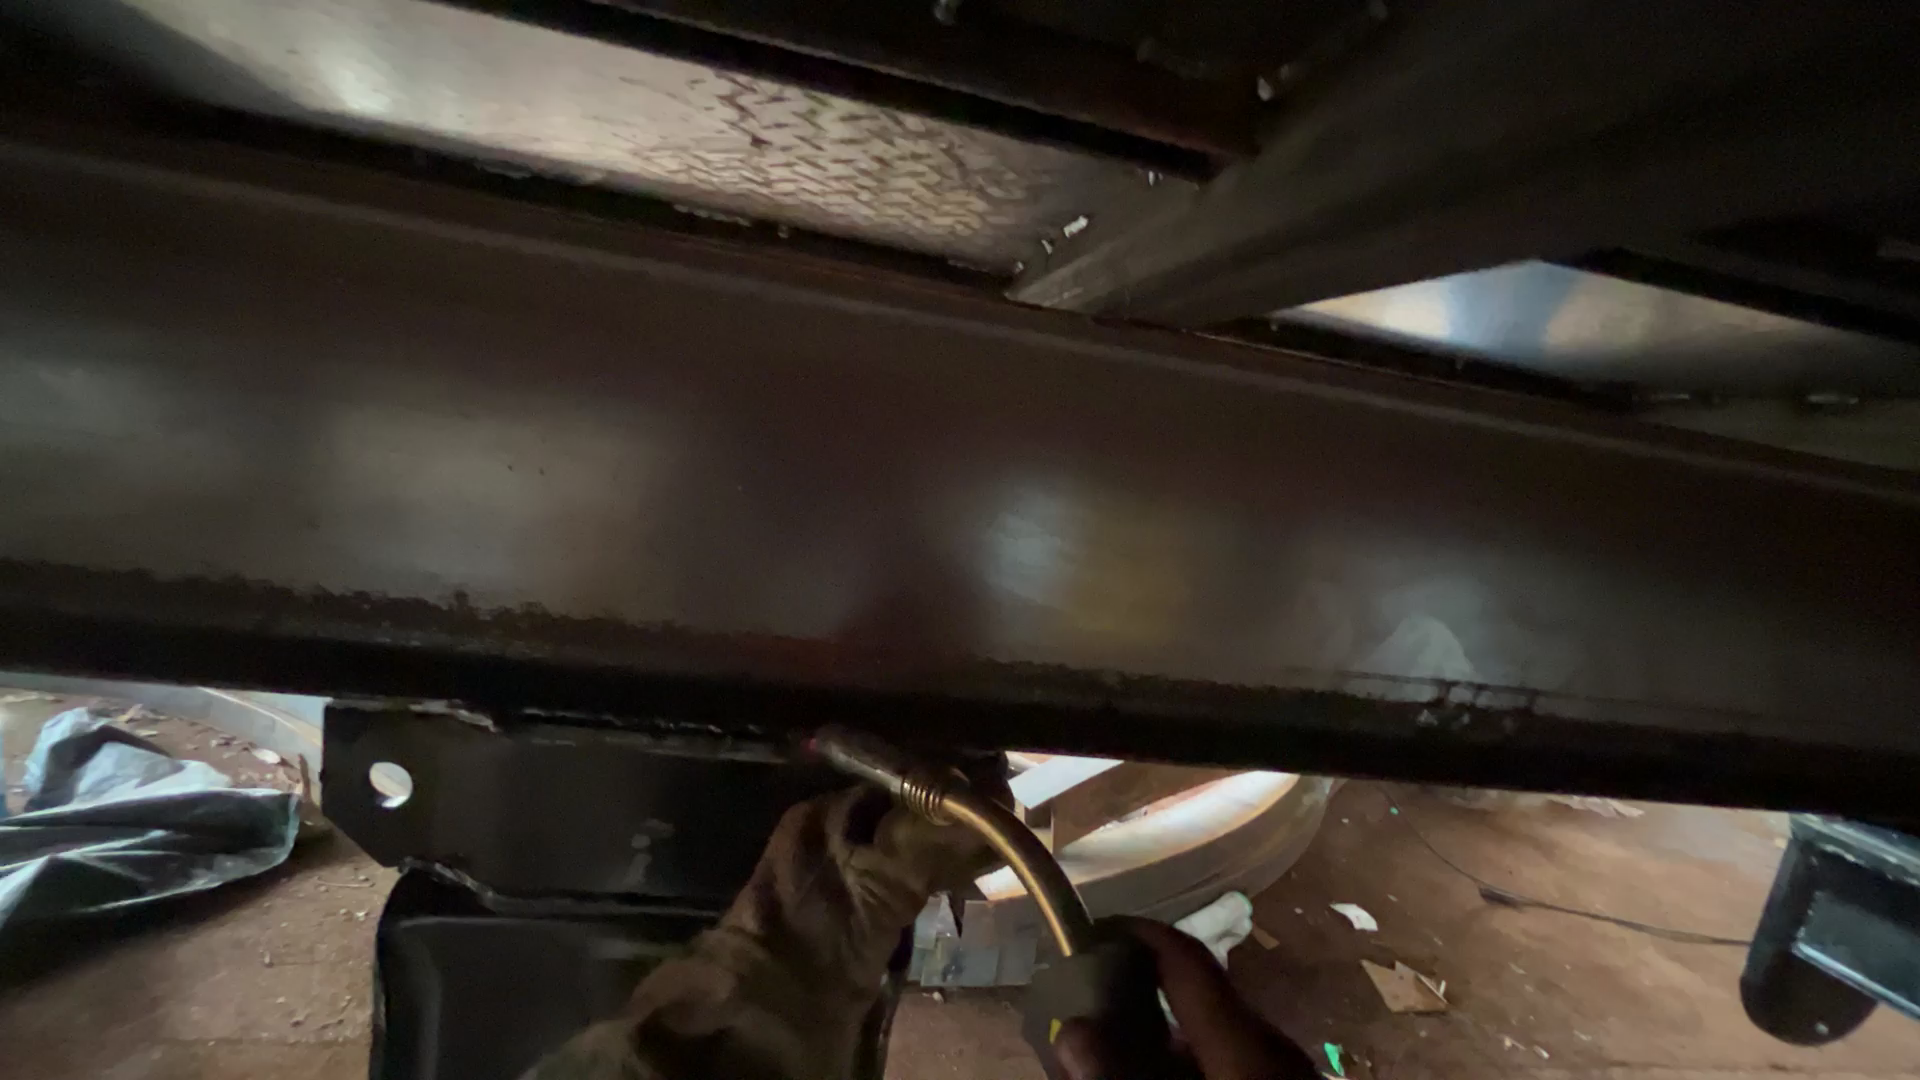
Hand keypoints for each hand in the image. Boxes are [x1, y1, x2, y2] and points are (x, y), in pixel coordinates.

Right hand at [1053, 917, 1318, 1079]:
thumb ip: (1123, 1074)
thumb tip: (1073, 1030)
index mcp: (1247, 1043)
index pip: (1186, 958)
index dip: (1137, 935)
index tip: (1090, 934)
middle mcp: (1271, 1049)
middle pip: (1193, 1000)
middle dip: (1135, 1001)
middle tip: (1086, 1015)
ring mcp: (1286, 1075)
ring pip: (1209, 1040)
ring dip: (1158, 1043)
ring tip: (1113, 1058)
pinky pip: (1229, 1067)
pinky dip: (1187, 1067)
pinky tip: (1154, 1076)